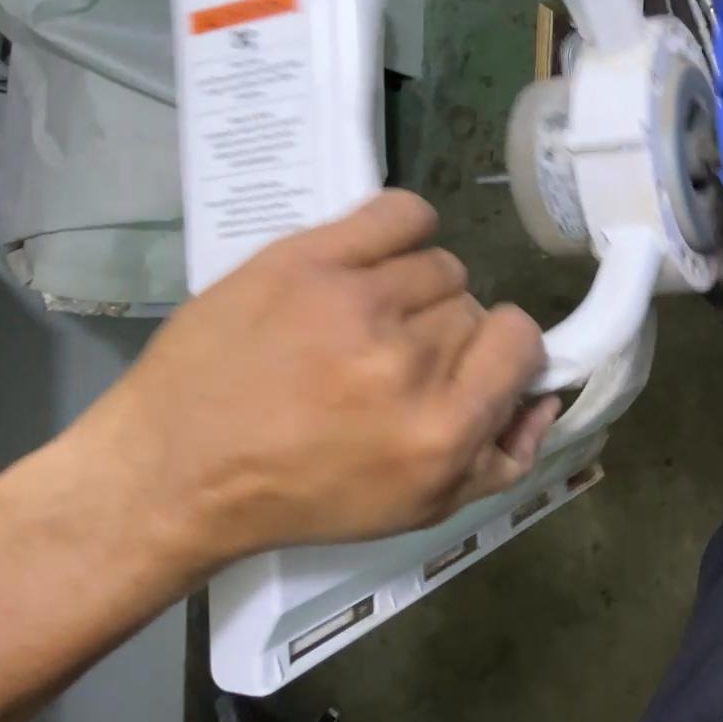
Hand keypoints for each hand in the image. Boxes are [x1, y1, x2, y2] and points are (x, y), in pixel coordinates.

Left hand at [74, 192, 559, 570]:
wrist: (175, 470)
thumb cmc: (306, 496)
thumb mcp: (421, 509)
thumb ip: (507, 457)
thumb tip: (548, 394)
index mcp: (443, 428)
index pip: (521, 340)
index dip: (504, 355)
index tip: (469, 368)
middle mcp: (409, 361)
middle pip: (475, 307)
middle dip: (449, 336)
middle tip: (396, 364)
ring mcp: (356, 300)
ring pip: (439, 266)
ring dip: (416, 294)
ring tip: (367, 321)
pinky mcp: (307, 258)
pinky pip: (401, 212)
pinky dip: (405, 230)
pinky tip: (378, 260)